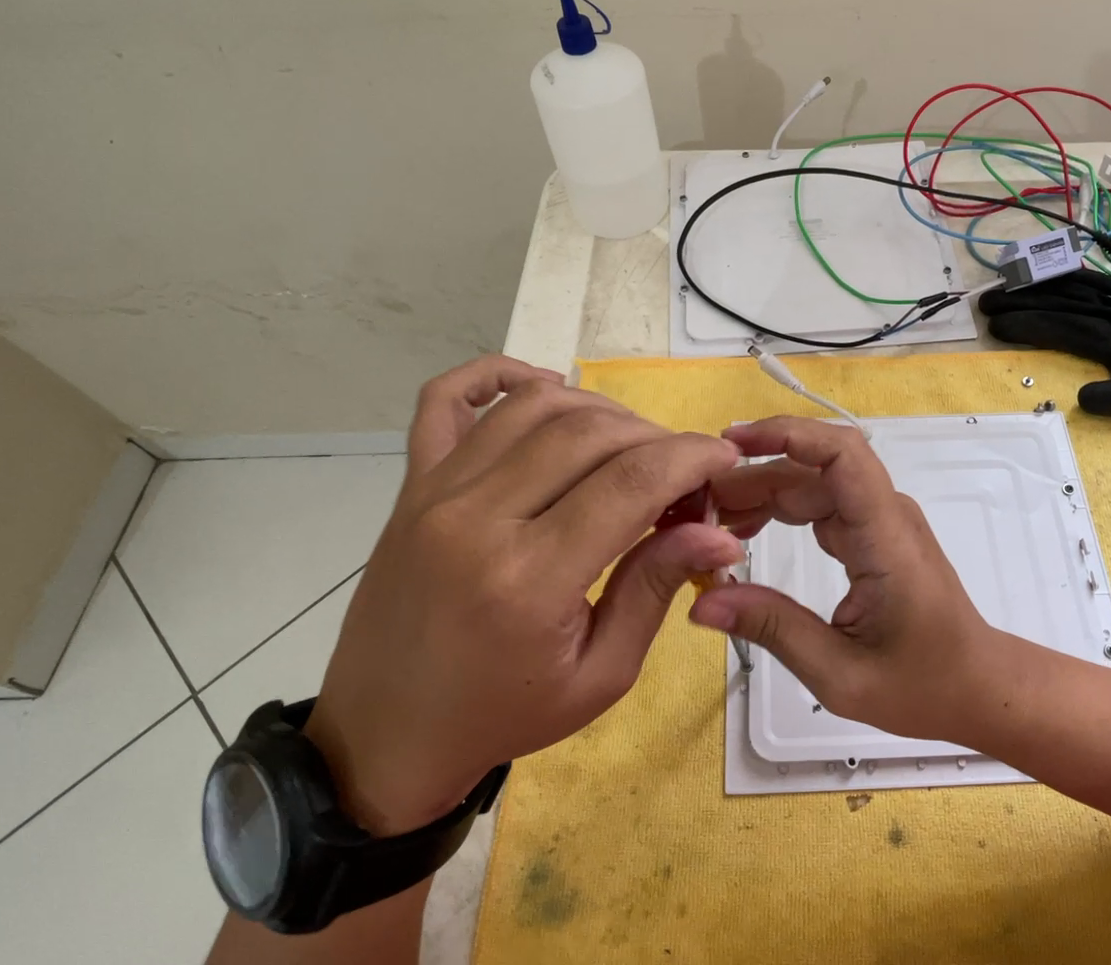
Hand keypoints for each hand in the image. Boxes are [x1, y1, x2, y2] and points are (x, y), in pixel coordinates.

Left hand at [305, 356, 743, 833]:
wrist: (387, 735)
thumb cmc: (501, 715)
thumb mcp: (600, 675)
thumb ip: (656, 589)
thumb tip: (719, 532)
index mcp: (530, 578)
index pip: (631, 481)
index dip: (692, 459)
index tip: (723, 462)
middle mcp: (478, 518)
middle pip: (589, 433)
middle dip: (656, 438)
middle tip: (683, 472)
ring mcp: (434, 493)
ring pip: (533, 405)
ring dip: (599, 410)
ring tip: (631, 445)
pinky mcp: (410, 486)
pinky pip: (444, 399)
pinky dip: (496, 374)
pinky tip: (541, 385)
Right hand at [689, 416, 1005, 743]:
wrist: (977, 687)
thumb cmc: (921, 686)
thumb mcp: (840, 675)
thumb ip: (773, 630)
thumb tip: (702, 603)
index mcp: (886, 539)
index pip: (842, 456)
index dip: (787, 435)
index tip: (730, 442)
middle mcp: (885, 515)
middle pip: (814, 467)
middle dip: (752, 475)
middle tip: (693, 506)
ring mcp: (881, 522)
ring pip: (812, 482)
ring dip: (761, 491)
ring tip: (707, 520)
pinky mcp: (873, 534)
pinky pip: (821, 504)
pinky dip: (779, 510)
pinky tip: (742, 531)